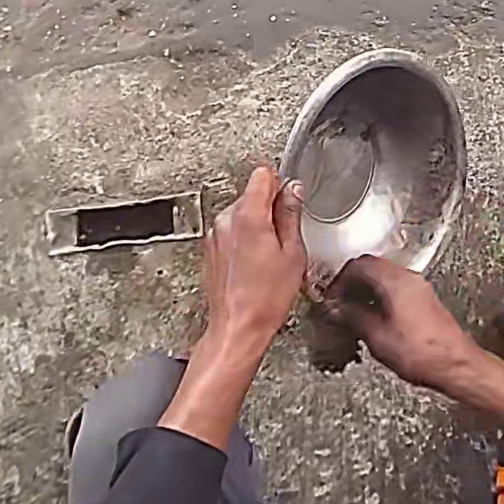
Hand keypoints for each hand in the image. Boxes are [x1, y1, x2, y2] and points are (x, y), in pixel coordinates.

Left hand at [201, 166, 306, 349]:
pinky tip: (255, 263)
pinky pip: (231, 230)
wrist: (237, 327)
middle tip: (284, 238)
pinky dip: (244, 239)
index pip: (262, 175)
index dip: (280, 185)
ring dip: (257, 225)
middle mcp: (226, 220)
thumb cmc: (265, 299)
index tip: (289, 201)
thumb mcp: (293, 253)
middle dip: (270, 208)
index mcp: (248, 216)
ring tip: (269, 255)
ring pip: (241, 212)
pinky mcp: (210, 248)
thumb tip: (293, 191)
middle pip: (252, 194)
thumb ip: (291, 215)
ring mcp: (215, 234)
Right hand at [322, 255, 481, 391]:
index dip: (340, 279)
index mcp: (395, 281)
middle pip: (372, 266)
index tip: (331, 296)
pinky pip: (396, 287)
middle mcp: (409, 279)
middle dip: (351, 282)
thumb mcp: (377, 337)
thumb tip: (336, 309)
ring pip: (384, 276)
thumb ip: (352, 317)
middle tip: (338, 301)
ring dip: (365, 289)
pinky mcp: (424, 300)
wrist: (457, 366)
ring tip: (352, 311)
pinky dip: (379, 296)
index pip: (359, 265)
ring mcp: (419, 288)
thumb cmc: (422, 353)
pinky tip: (373, 317)